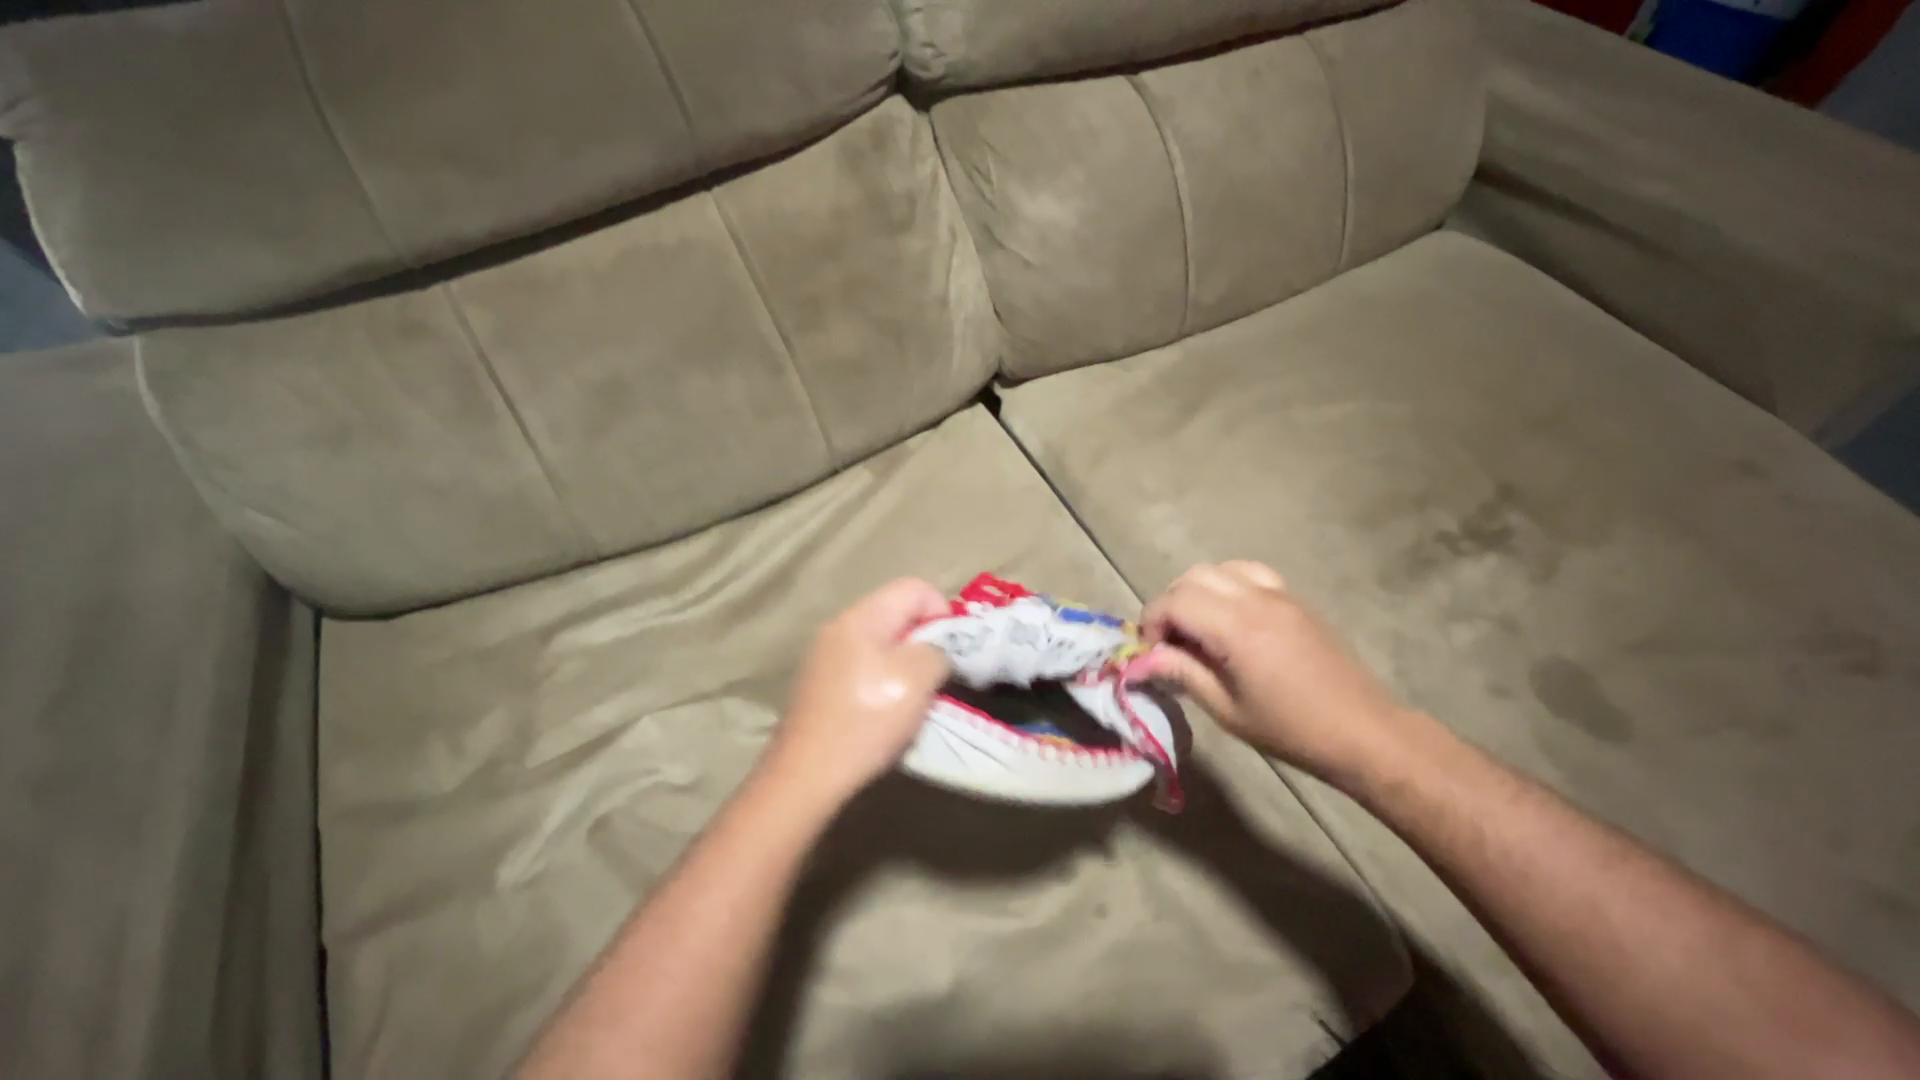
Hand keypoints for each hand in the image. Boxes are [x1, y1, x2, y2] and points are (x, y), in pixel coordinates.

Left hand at [763, 578, 952, 805]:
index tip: (951, 652)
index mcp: (860, 617)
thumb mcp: (917, 679)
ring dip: (905, 666)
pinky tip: (885, 715)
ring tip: (913, 700)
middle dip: (924, 641)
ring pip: (881, 644)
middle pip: (896, 614)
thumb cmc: (866, 721)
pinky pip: (863, 668)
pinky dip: (883, 683)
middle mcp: (837, 627)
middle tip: (936, 679)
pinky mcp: (819, 686)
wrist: (807, 776)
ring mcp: (824, 657)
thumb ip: (937, 651)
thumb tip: (935, 651)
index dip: (942, 612)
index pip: (914, 588)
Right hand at [1139, 561, 1413, 783]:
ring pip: (1220, 569)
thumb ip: (1182, 674)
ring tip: (1197, 628)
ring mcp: (1279, 594)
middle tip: (1170, 643)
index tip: (1152, 654)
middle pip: (1193, 577)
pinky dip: (1227, 585)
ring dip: (1197, 591)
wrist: (1362, 731)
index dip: (1152, 623)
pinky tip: (1229, 619)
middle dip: (1170, 604)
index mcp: (1237, 628)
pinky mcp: (1295, 600)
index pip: (1174, 602)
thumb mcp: (1227, 710)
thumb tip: (1142, 662)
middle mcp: (1255, 599)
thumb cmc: (1291, 729)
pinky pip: (1249, 573)